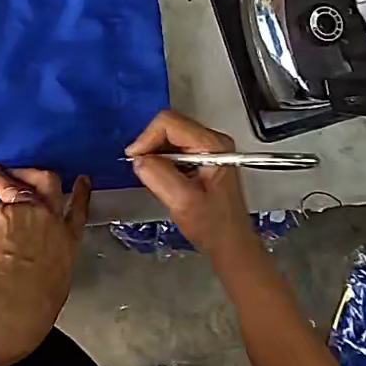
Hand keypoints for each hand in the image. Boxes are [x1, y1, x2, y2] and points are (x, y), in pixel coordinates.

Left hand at [0, 165, 89, 360]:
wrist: (14, 298)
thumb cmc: (36, 303)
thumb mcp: (55, 285)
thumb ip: (50, 269)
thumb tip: (43, 275)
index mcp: (68, 242)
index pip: (78, 211)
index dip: (80, 193)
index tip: (82, 180)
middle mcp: (52, 221)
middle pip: (51, 185)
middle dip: (40, 174)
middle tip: (31, 171)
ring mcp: (30, 214)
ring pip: (21, 186)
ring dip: (8, 179)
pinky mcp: (4, 214)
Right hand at [127, 111, 259, 257]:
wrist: (230, 242)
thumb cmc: (212, 225)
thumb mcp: (183, 202)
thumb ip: (159, 176)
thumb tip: (139, 159)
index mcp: (212, 145)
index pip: (170, 123)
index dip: (147, 138)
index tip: (134, 159)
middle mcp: (212, 140)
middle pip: (170, 126)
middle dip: (150, 144)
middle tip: (140, 168)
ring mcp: (208, 148)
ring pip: (170, 136)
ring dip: (155, 153)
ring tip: (152, 176)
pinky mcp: (202, 158)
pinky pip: (175, 148)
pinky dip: (162, 160)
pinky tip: (163, 179)